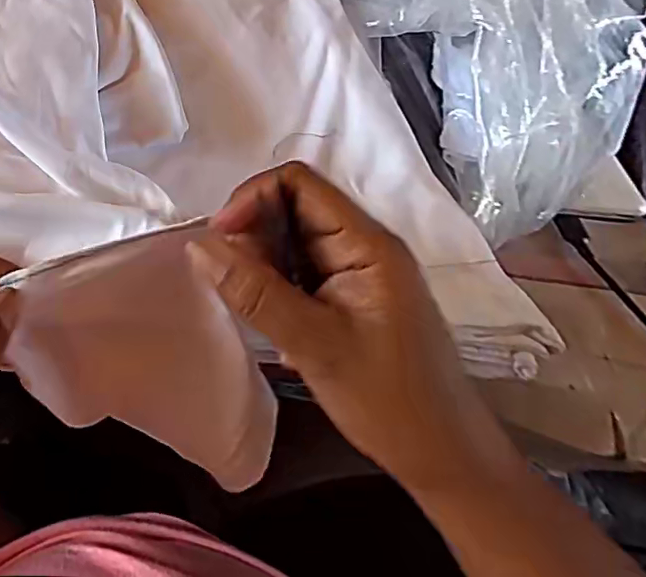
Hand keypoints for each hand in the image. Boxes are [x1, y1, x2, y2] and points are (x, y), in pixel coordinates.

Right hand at [186, 163, 522, 496]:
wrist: (447, 463)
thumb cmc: (392, 402)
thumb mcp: (315, 345)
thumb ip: (255, 292)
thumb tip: (198, 246)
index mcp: (366, 243)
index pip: (297, 183)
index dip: (252, 197)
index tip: (222, 239)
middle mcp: (359, 244)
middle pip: (287, 205)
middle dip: (250, 233)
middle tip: (234, 280)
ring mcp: (352, 268)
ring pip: (286, 236)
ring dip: (257, 260)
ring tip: (251, 303)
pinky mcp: (343, 292)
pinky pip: (293, 265)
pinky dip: (269, 281)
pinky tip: (268, 316)